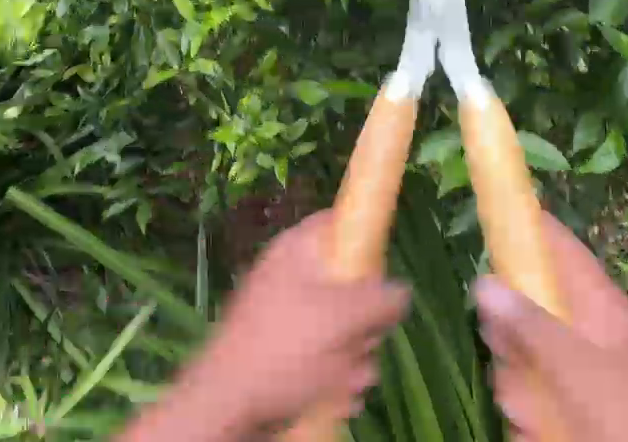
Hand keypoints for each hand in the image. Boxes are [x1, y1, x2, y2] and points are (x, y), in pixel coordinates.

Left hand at [119, 210, 410, 440]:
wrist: (226, 406)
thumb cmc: (282, 349)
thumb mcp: (339, 318)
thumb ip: (378, 299)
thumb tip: (401, 291)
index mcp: (297, 249)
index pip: (340, 222)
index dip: (367, 241)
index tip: (380, 272)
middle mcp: (294, 275)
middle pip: (351, 282)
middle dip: (365, 322)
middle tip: (361, 340)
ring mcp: (290, 315)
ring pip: (344, 327)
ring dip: (354, 358)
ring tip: (343, 380)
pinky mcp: (288, 352)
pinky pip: (328, 357)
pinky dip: (336, 378)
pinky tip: (333, 398)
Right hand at [474, 213, 627, 441]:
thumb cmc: (626, 417)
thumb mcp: (576, 367)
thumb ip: (529, 324)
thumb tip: (484, 281)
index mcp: (603, 310)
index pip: (563, 251)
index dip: (532, 229)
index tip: (496, 216)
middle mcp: (591, 335)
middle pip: (530, 309)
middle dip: (513, 339)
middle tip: (516, 362)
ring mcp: (583, 375)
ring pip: (525, 358)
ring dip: (520, 386)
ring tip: (538, 416)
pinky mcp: (573, 411)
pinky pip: (534, 397)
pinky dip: (531, 418)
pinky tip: (542, 434)